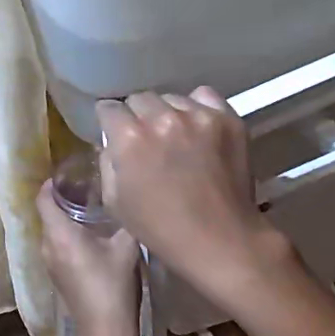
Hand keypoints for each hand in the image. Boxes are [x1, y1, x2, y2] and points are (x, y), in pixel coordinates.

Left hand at [37, 180, 140, 335]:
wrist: (106, 332)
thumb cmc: (114, 285)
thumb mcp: (128, 246)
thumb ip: (127, 217)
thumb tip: (131, 193)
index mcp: (59, 233)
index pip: (43, 197)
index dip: (54, 181)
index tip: (73, 169)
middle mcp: (48, 246)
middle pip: (49, 212)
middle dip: (67, 195)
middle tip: (92, 182)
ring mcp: (51, 263)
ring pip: (55, 229)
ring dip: (70, 215)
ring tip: (97, 204)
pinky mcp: (60, 276)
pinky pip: (60, 244)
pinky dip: (72, 232)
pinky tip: (96, 232)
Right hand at [95, 88, 279, 290]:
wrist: (220, 238)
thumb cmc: (161, 228)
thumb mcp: (115, 201)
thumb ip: (108, 162)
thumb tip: (111, 141)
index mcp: (130, 138)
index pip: (109, 108)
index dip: (110, 122)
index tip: (115, 131)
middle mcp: (162, 118)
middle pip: (140, 99)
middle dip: (138, 116)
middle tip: (147, 139)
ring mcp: (197, 115)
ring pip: (172, 98)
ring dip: (168, 114)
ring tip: (176, 137)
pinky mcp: (226, 118)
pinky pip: (204, 97)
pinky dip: (197, 109)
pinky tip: (198, 129)